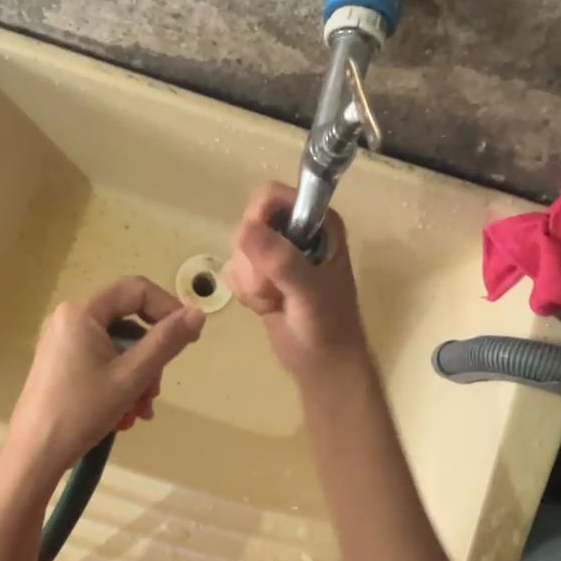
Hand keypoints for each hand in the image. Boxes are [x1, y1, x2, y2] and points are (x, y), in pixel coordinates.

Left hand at [6, 276, 205, 477]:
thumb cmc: (81, 411)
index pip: (137, 290)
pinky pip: (101, 363)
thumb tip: (198, 314)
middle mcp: (69, 319)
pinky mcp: (61, 364)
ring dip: (137, 379)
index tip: (189, 338)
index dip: (168, 308)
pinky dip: (119, 385)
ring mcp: (63, 342)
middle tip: (155, 393)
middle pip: (128, 323)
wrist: (35, 453)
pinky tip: (123, 417)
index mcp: (82, 312)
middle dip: (150, 359)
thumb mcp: (131, 377)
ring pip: (118, 348)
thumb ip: (166, 342)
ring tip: (139, 412)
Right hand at [222, 182, 368, 376]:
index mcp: (317, 221)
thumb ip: (281, 261)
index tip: (261, 255)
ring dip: (249, 280)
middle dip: (251, 260)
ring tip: (274, 300)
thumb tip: (244, 231)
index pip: (270, 196)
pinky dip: (245, 291)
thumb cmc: (326, 327)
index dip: (257, 221)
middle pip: (248, 223)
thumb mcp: (309, 293)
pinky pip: (234, 270)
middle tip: (272, 286)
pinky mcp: (262, 274)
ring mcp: (277, 253)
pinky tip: (266, 306)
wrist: (323, 364)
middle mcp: (296, 230)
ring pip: (238, 249)